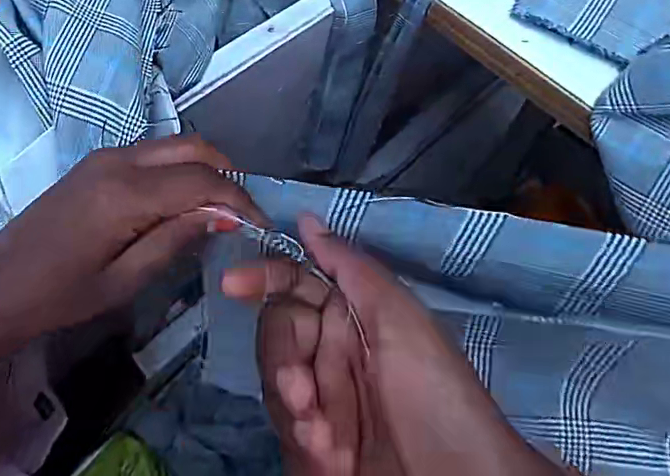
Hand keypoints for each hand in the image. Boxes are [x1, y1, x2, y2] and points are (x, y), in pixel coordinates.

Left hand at [0, 135, 266, 350]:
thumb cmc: (59, 293)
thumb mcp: (124, 280)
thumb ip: (175, 240)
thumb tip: (221, 216)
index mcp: (125, 192)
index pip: (200, 180)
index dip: (238, 199)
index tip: (261, 225)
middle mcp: (118, 160)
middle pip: (191, 147)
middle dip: (226, 173)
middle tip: (243, 213)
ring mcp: (106, 155)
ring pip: (172, 145)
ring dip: (203, 168)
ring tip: (219, 211)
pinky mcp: (97, 160)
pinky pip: (151, 153)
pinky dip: (177, 168)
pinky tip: (182, 202)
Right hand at [224, 216, 560, 475]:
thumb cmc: (436, 393)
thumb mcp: (400, 318)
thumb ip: (348, 266)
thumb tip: (305, 218)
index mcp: (349, 313)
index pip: (293, 282)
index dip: (262, 278)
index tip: (233, 284)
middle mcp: (330, 349)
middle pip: (276, 332)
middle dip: (283, 362)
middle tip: (301, 394)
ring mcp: (323, 398)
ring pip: (275, 381)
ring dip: (293, 407)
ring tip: (324, 442)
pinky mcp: (317, 445)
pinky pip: (285, 429)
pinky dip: (301, 443)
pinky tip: (329, 458)